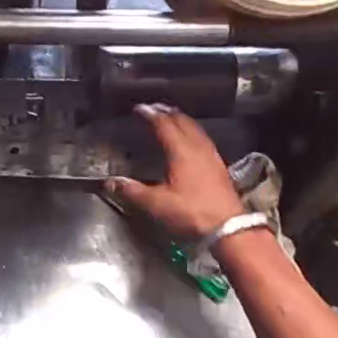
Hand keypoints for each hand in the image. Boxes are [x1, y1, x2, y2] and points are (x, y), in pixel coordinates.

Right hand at [105, 103, 245, 238]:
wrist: (227, 227)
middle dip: (167, 113)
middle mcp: (198, 148)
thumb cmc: (191, 213)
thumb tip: (110, 182)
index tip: (139, 109)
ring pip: (196, 129)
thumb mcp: (157, 204)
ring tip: (172, 119)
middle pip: (182, 122)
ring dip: (182, 121)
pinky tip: (192, 142)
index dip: (150, 115)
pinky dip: (193, 133)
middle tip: (154, 110)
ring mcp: (212, 156)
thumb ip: (133, 191)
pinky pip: (204, 140)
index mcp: (181, 151)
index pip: (164, 125)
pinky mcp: (219, 166)